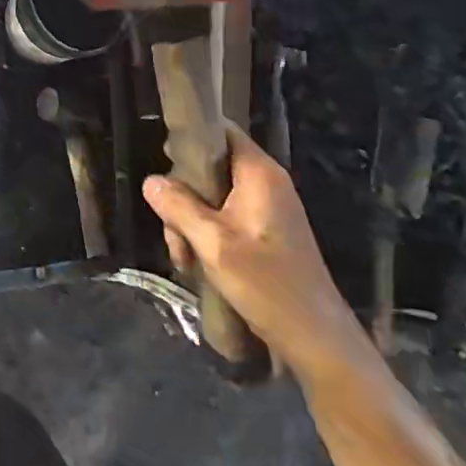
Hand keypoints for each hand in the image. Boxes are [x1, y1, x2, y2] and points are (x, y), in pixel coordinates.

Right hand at [143, 126, 366, 383]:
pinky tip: (198, 264)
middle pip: (212, 167)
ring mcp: (267, 207)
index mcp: (259, 173)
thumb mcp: (213, 244)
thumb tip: (151, 181)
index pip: (223, 131)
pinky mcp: (265, 231)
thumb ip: (179, 208)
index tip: (165, 161)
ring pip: (214, 196)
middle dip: (185, 197)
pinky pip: (226, 217)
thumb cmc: (267, 283)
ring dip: (192, 222)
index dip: (192, 138)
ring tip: (185, 259)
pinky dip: (208, 234)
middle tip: (174, 235)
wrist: (314, 335)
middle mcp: (266, 182)